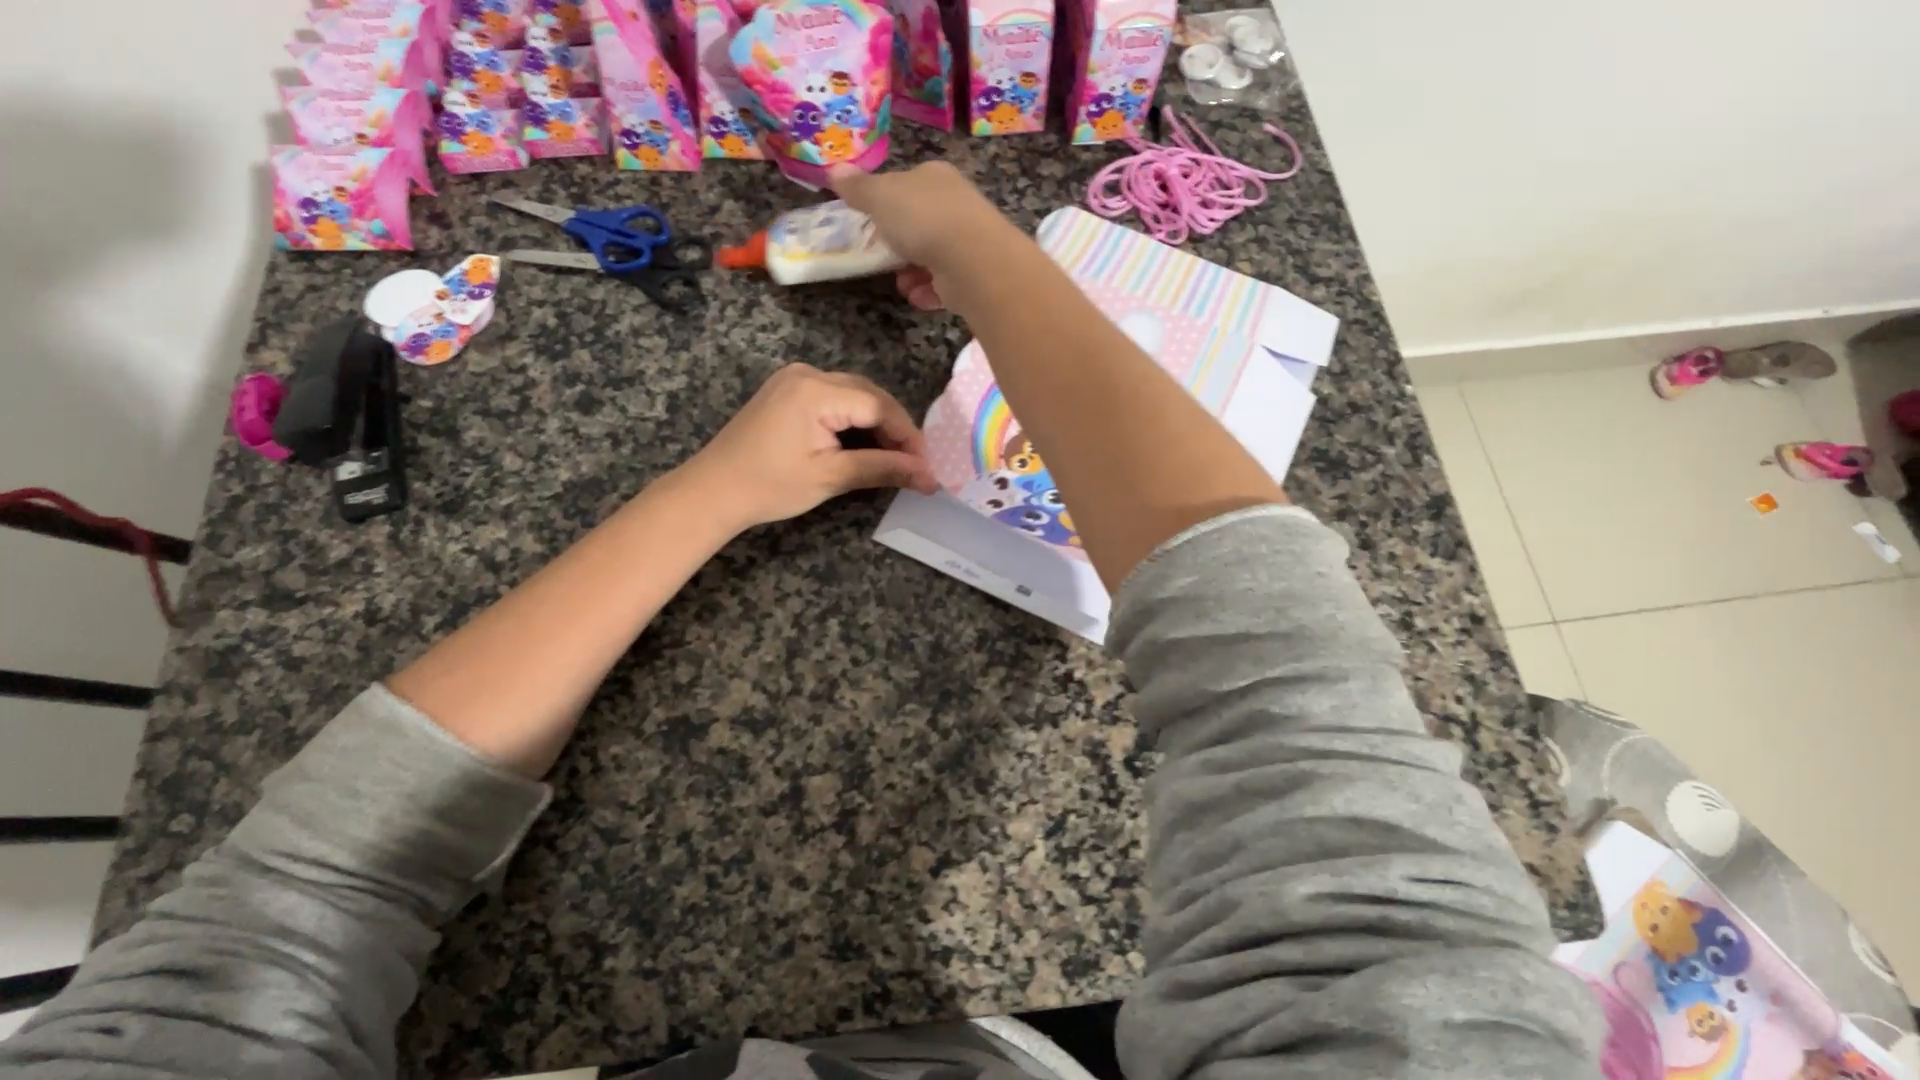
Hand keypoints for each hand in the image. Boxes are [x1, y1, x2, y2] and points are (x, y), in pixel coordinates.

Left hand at [684, 363, 938, 530]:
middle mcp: (808, 373)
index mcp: (816, 390)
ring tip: (895, 459)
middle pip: (869, 395)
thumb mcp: (830, 478)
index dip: (908, 436)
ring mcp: (795, 379)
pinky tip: (865, 445)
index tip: (927, 466)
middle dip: (895, 429)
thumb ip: (882, 468)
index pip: (879, 406)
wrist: (713, 490)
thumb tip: (928, 475)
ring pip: (854, 396)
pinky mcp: (788, 391)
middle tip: (916, 465)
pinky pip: (834, 399)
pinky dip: (853, 421)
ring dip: (876, 425)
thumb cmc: (769, 486)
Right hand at [828, 162, 1016, 311]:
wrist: (971, 260)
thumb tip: (835, 170)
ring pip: (931, 257)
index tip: (870, 221)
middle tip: (881, 257)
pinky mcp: (974, 274)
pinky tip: (920, 295)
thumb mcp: (879, 197)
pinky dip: (928, 291)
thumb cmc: (922, 219)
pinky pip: (944, 284)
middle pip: (919, 223)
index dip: (886, 201)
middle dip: (897, 245)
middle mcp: (956, 204)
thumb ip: (857, 188)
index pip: (907, 183)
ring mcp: (968, 240)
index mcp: (935, 176)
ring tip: (902, 283)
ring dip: (910, 273)